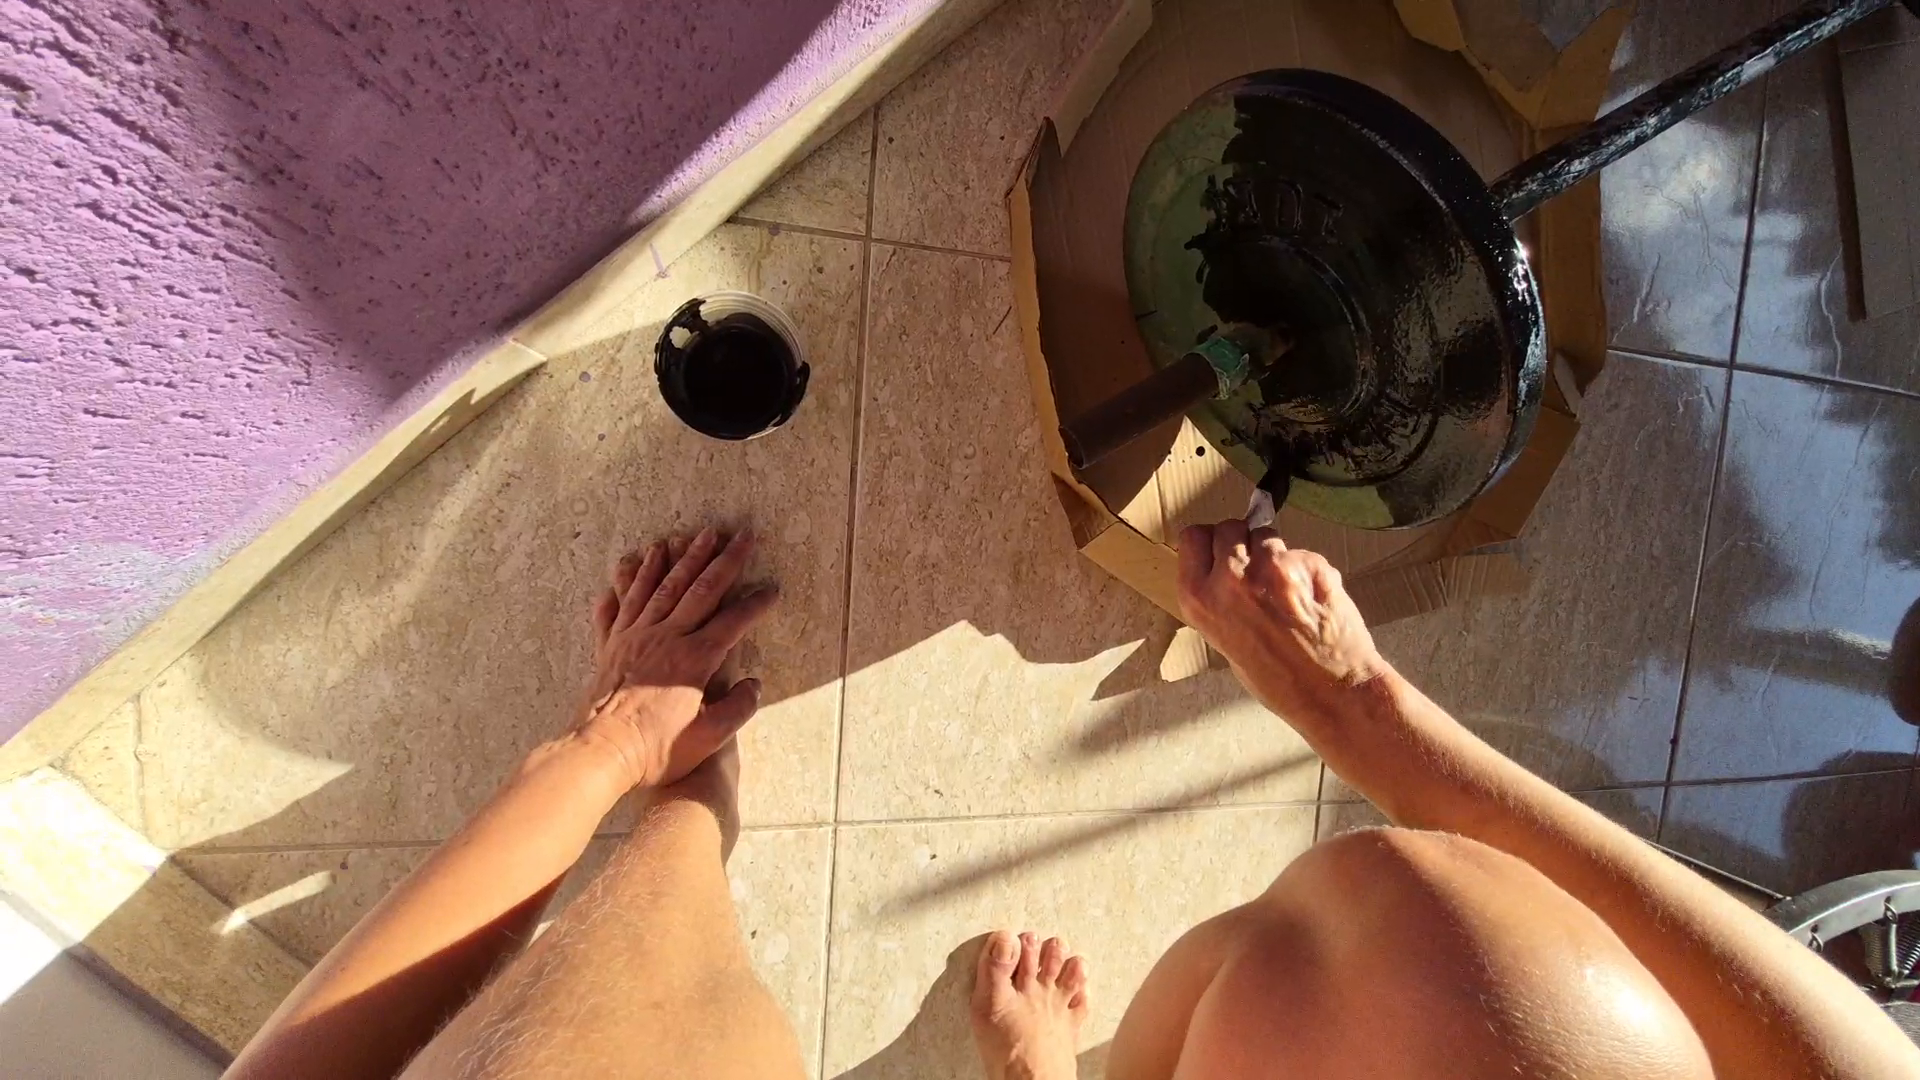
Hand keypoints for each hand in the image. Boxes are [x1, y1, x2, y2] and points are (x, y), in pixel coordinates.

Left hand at [575, 527, 778, 789]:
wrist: (598, 753)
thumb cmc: (654, 750)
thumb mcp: (707, 739)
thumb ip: (738, 709)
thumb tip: (754, 684)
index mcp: (693, 660)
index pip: (732, 621)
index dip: (755, 603)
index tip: (772, 589)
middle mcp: (665, 639)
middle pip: (699, 590)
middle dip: (723, 560)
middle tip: (739, 535)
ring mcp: (634, 638)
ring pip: (661, 587)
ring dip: (680, 559)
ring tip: (692, 536)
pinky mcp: (610, 645)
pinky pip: (621, 604)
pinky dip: (628, 581)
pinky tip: (632, 563)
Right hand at [1177, 520, 1385, 722]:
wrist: (1332, 694)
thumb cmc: (1278, 680)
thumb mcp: (1222, 641)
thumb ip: (1217, 599)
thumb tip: (1224, 568)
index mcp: (1198, 599)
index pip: (1192, 537)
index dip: (1209, 540)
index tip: (1220, 548)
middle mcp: (1227, 579)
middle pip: (1227, 527)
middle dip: (1243, 540)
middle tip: (1257, 567)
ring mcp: (1266, 569)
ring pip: (1265, 534)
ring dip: (1275, 552)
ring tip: (1287, 588)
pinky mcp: (1304, 565)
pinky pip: (1300, 552)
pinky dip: (1307, 568)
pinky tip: (1313, 597)